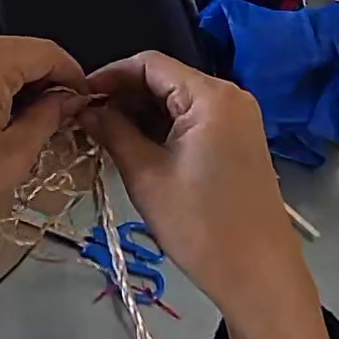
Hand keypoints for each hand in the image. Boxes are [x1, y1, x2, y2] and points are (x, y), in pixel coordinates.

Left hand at [0, 34, 87, 304]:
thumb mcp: (14, 154)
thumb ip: (50, 116)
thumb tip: (69, 99)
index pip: (49, 51)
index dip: (74, 75)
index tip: (87, 101)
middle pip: (25, 52)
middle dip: (47, 82)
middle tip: (61, 120)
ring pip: (3, 61)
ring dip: (23, 86)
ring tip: (29, 126)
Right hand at [81, 52, 330, 338]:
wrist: (259, 275)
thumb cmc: (201, 225)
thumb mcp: (147, 176)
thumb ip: (113, 132)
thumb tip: (85, 109)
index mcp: (211, 95)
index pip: (150, 63)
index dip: (110, 75)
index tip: (79, 95)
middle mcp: (229, 95)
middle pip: (166, 78)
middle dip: (124, 94)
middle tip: (87, 118)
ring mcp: (237, 116)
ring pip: (178, 99)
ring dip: (141, 111)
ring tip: (104, 133)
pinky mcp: (238, 137)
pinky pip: (193, 117)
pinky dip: (163, 126)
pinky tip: (136, 143)